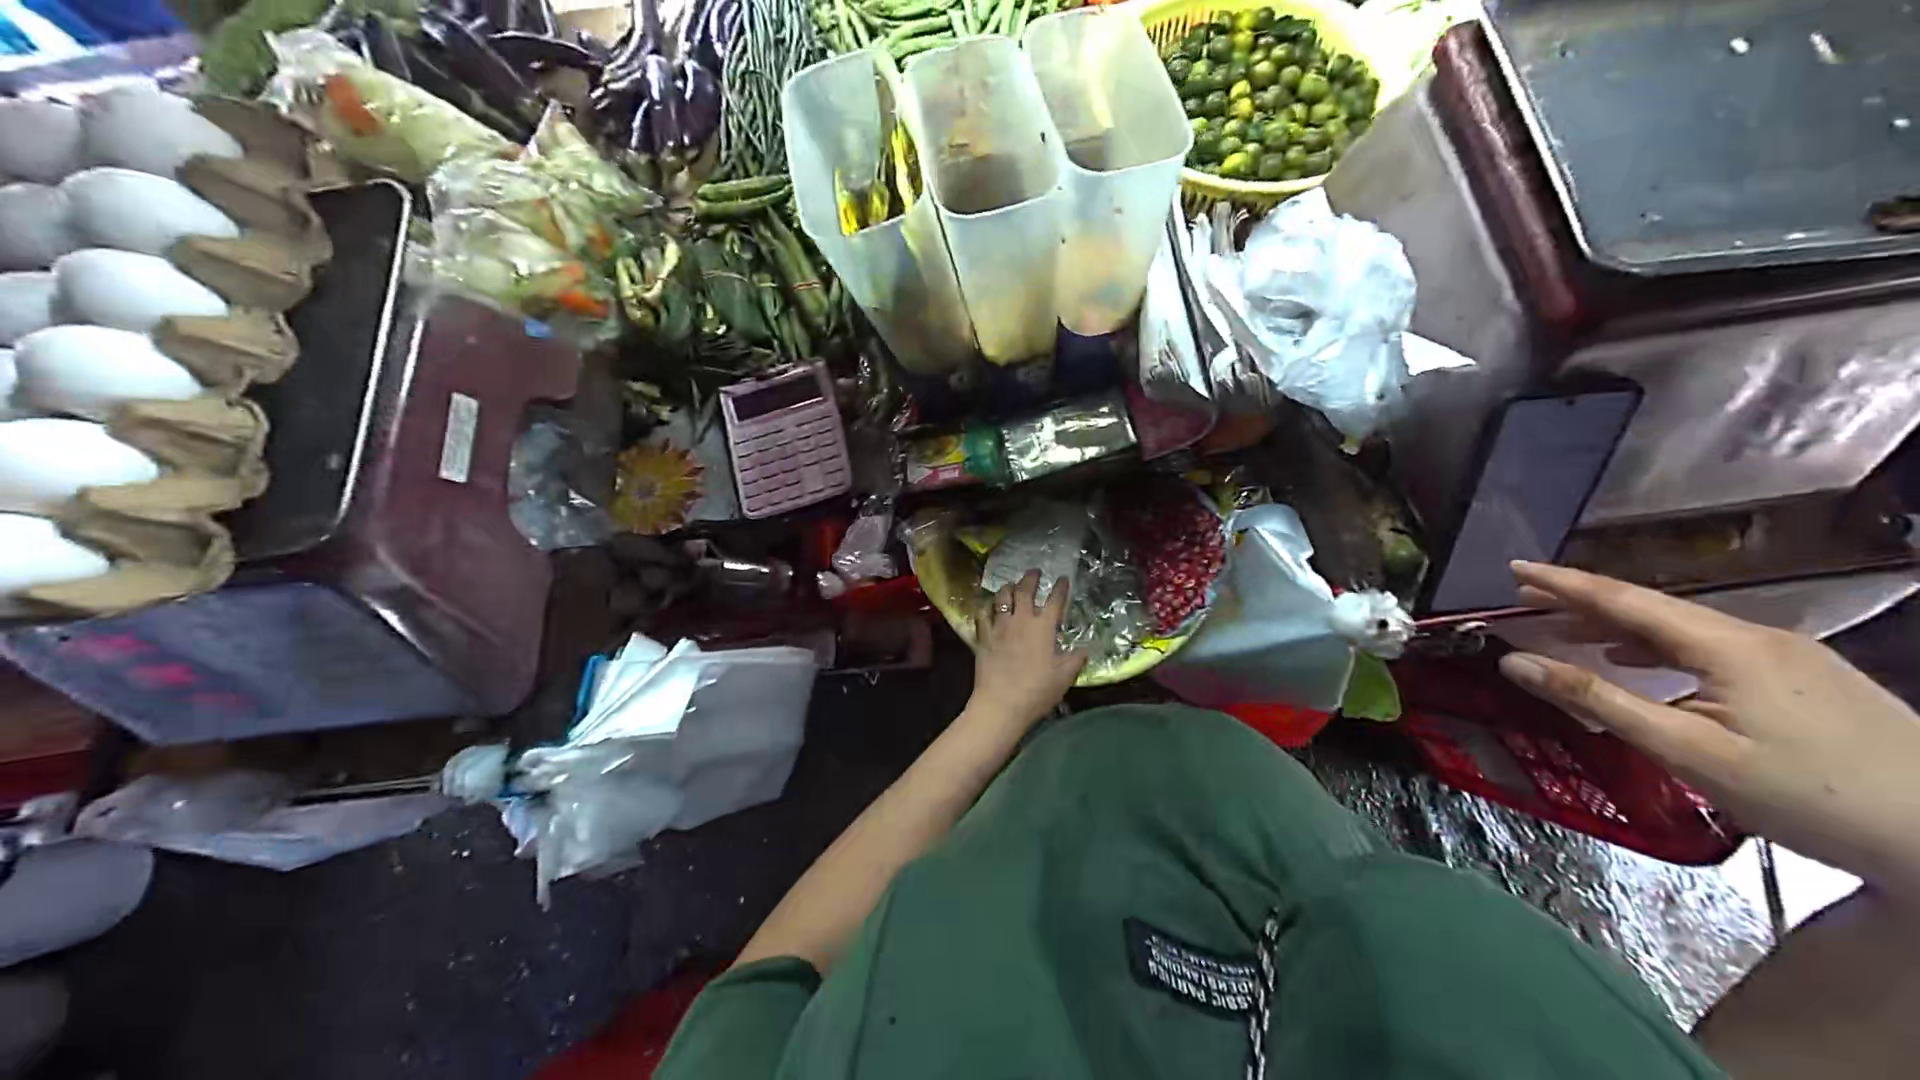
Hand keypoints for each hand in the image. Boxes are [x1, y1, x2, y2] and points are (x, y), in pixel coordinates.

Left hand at [964, 570, 1088, 731]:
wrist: (1001, 704)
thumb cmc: (1037, 690)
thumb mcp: (1065, 676)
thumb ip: (1076, 659)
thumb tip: (1084, 648)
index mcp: (1043, 627)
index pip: (1055, 600)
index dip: (1060, 588)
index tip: (1063, 578)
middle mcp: (1021, 620)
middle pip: (1025, 590)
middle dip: (1031, 578)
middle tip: (1034, 571)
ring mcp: (999, 626)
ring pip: (1001, 597)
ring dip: (1008, 587)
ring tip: (1011, 584)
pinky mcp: (983, 637)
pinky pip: (982, 614)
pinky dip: (986, 606)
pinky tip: (987, 606)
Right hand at [1497, 561, 1919, 898]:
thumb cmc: (1808, 794)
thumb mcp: (1685, 750)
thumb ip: (1595, 700)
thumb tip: (1515, 661)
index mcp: (1726, 645)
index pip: (1624, 600)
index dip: (1564, 582)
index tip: (1513, 566)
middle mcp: (1758, 637)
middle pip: (1653, 608)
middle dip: (1584, 601)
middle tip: (1526, 597)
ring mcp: (1789, 658)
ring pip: (1682, 628)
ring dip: (1618, 626)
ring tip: (1567, 631)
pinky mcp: (1806, 681)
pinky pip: (1709, 648)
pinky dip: (1656, 648)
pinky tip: (1640, 662)